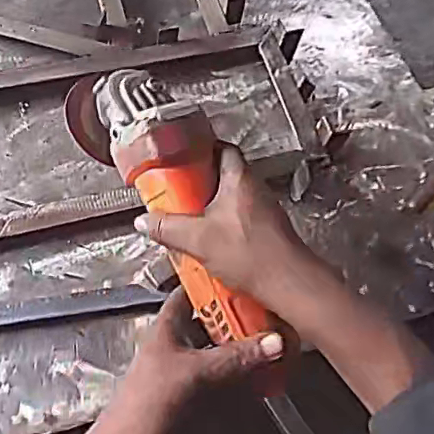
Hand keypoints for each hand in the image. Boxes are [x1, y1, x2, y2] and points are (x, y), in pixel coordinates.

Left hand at [90, 288, 282, 433]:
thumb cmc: (152, 402)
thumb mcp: (196, 371)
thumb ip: (236, 356)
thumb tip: (276, 341)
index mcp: (168, 327)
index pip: (189, 292)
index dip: (211, 281)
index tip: (243, 273)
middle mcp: (180, 344)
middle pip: (213, 321)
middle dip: (240, 316)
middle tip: (273, 310)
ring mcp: (190, 371)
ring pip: (223, 349)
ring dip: (247, 346)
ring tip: (279, 338)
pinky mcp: (200, 397)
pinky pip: (228, 377)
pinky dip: (247, 373)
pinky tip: (267, 374)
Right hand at [132, 145, 327, 311]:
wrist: (288, 284)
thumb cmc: (255, 255)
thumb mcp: (197, 239)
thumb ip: (167, 227)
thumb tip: (146, 221)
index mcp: (240, 179)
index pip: (221, 148)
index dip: (201, 149)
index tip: (182, 156)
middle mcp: (254, 190)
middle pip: (222, 174)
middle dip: (198, 182)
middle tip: (177, 191)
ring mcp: (262, 211)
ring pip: (230, 198)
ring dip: (209, 206)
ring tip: (187, 219)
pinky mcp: (264, 232)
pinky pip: (237, 219)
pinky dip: (221, 226)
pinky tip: (207, 243)